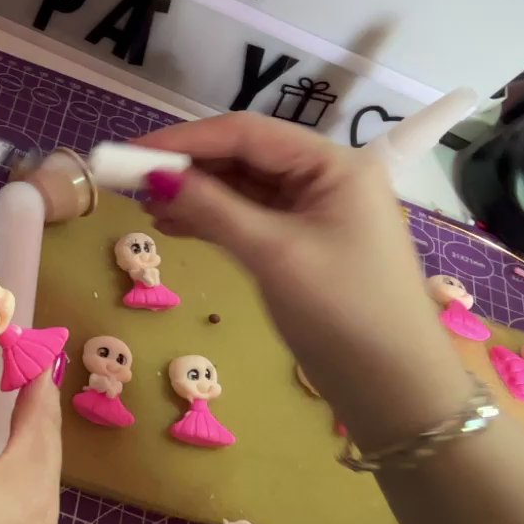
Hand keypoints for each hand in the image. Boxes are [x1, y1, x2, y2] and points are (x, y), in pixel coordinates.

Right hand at [135, 114, 468, 448]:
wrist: (393, 389)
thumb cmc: (343, 311)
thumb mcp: (272, 253)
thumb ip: (211, 209)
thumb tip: (152, 177)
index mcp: (332, 164)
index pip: (246, 133)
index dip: (184, 140)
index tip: (130, 153)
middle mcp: (322, 176)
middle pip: (242, 156)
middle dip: (187, 167)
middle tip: (131, 182)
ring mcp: (311, 210)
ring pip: (239, 186)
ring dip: (193, 193)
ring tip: (146, 206)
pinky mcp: (298, 240)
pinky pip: (245, 215)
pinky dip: (208, 218)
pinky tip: (171, 225)